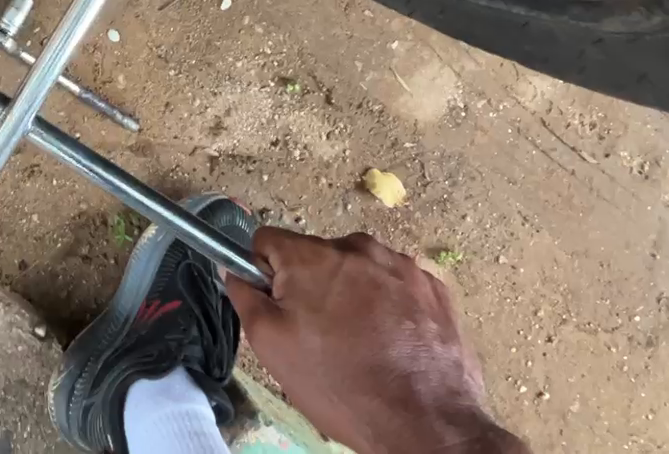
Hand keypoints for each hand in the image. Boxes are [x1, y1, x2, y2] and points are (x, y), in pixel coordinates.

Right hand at [223, 229, 528, 453]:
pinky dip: (388, 302)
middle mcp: (355, 246)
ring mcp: (401, 265)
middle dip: (312, 284)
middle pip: (314, 254)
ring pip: (356, 267)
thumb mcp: (270, 344)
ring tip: (362, 340)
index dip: (266, 273)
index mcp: (310, 254)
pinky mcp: (435, 289)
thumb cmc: (339, 383)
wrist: (428, 429)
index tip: (281, 307)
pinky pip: (394, 282)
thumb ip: (243, 294)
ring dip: (351, 291)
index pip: (268, 241)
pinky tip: (393, 339)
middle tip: (321, 332)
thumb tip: (233, 267)